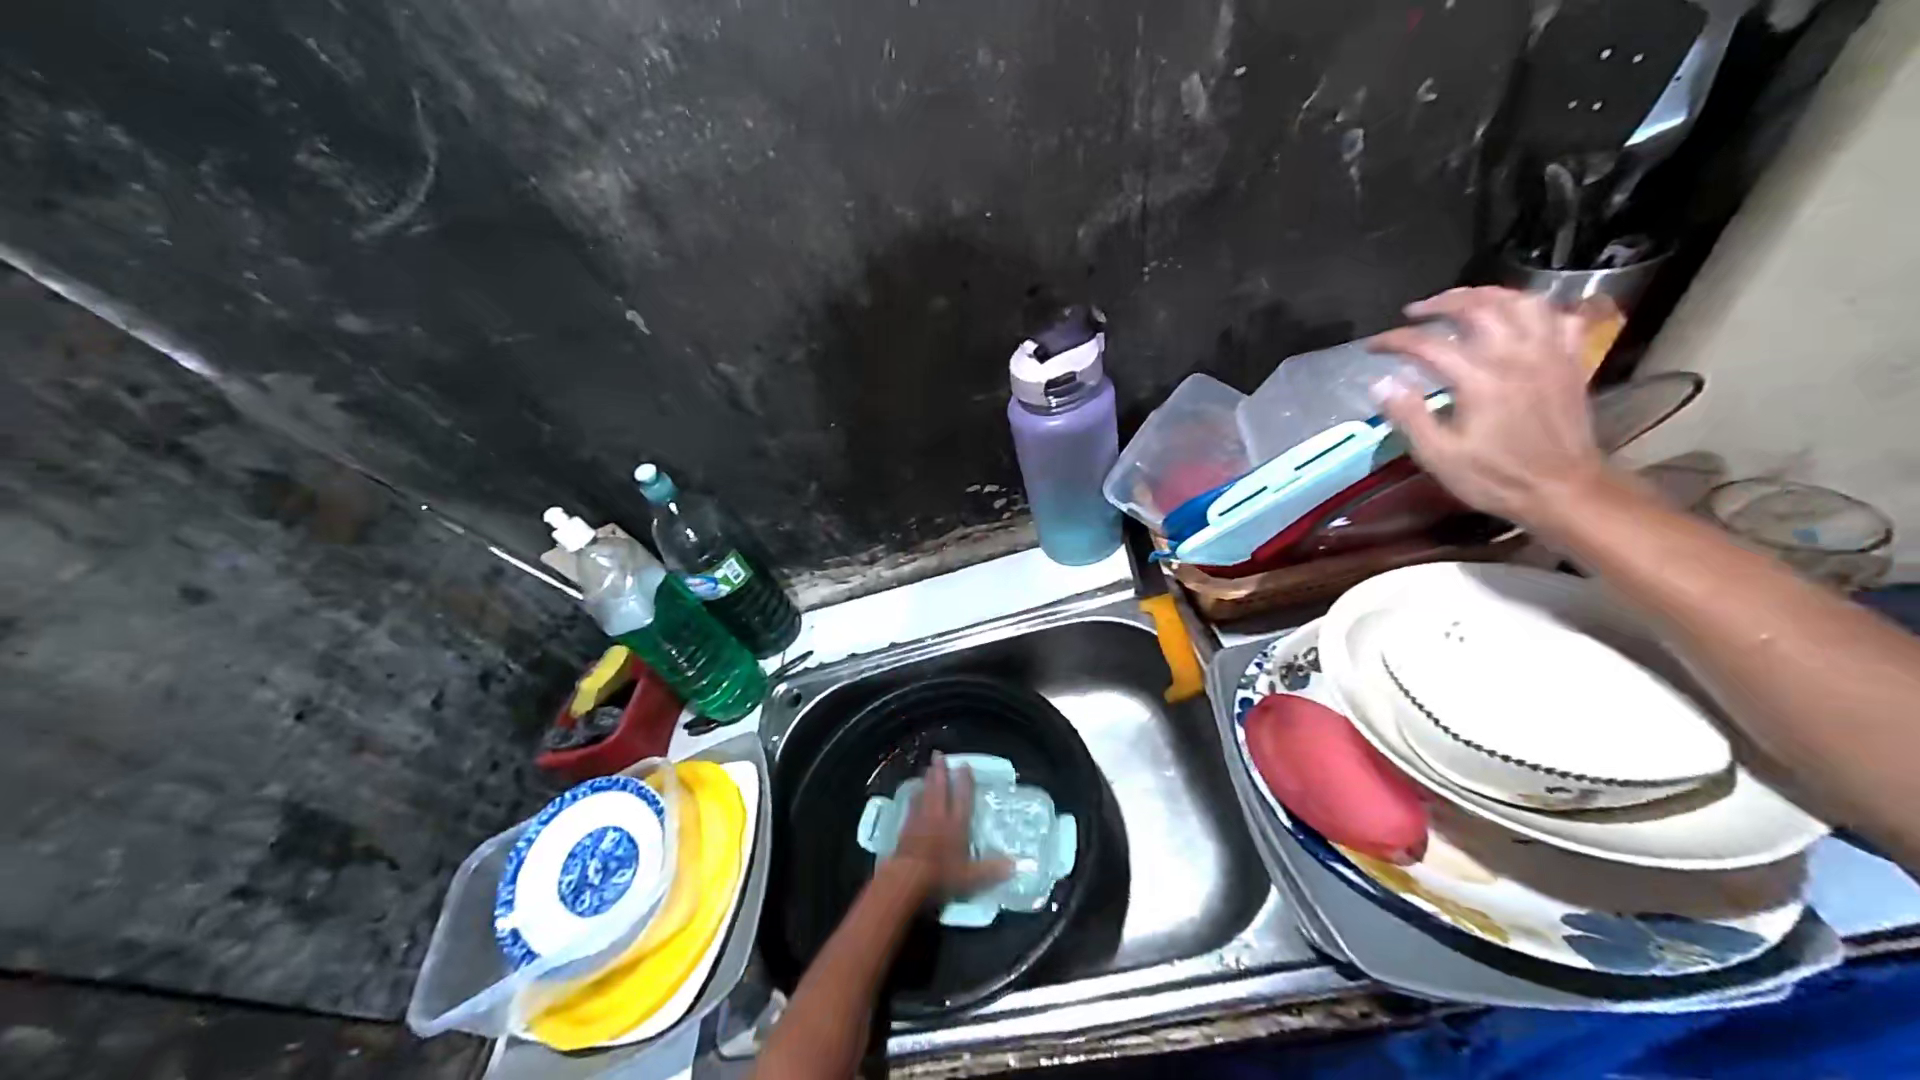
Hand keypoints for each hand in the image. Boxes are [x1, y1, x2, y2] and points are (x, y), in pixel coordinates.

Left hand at [890, 752, 1012, 898]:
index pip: (963, 798)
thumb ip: (991, 870)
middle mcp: (939, 816)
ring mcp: (920, 820)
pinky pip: (912, 805)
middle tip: (938, 754)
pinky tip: (913, 793)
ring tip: (927, 768)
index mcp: (957, 825)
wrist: (907, 879)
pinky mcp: (905, 827)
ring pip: (925, 793)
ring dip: (927, 779)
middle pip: (940, 788)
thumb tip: (1014, 865)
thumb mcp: (971, 878)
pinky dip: (914, 796)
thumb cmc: (941, 877)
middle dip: (940, 770)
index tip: (964, 765)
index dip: (965, 781)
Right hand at [1371, 286, 1609, 528]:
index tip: (1372, 347)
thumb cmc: (1494, 478)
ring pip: (1521, 302)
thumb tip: (1380, 383)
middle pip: (1478, 307)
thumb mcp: (1438, 456)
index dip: (1394, 340)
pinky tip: (1518, 318)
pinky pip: (1560, 319)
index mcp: (1479, 380)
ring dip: (1488, 295)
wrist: (1563, 491)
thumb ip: (1409, 416)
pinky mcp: (1570, 363)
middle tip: (1414, 313)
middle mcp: (1516, 356)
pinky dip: (1537, 310)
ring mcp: (1549, 355)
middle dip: (1440, 304)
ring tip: (1463, 303)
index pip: (1428, 344)